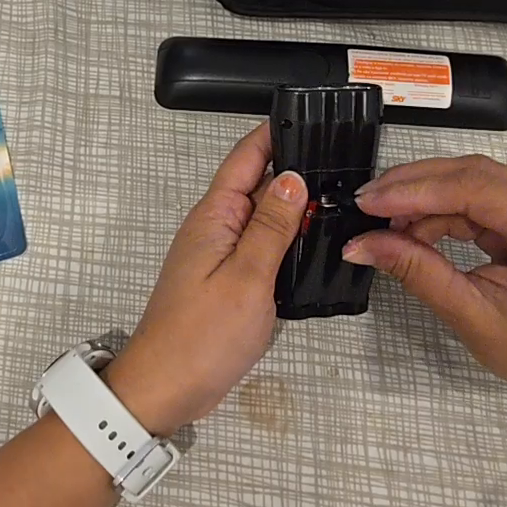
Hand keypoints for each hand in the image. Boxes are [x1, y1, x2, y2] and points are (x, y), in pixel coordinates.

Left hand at [104, 124, 307, 435]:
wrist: (166, 388)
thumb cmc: (198, 338)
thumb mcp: (246, 276)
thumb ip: (272, 226)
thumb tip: (292, 179)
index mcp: (214, 216)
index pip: (246, 158)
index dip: (275, 134)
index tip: (310, 118)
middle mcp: (215, 228)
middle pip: (257, 183)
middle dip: (294, 168)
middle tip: (340, 159)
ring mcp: (221, 254)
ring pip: (262, 216)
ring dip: (293, 206)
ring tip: (335, 197)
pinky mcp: (228, 280)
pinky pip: (260, 246)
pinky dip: (285, 240)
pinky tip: (310, 243)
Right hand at [342, 155, 506, 426]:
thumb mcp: (472, 315)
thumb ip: (416, 270)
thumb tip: (358, 243)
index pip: (479, 189)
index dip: (416, 190)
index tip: (367, 202)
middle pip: (480, 173)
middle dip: (416, 185)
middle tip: (367, 202)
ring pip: (481, 179)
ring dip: (429, 196)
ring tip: (386, 222)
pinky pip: (490, 197)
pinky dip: (448, 209)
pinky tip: (416, 227)